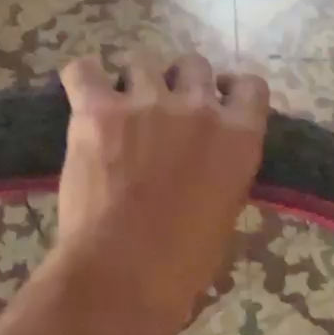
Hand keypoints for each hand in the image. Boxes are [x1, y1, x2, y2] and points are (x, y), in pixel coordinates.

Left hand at [54, 54, 268, 330]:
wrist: (123, 273)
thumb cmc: (184, 264)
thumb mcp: (225, 216)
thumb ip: (222, 175)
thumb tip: (207, 168)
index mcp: (239, 138)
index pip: (250, 86)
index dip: (230, 90)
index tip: (217, 101)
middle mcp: (198, 108)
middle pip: (194, 64)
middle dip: (180, 82)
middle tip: (164, 110)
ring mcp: (147, 103)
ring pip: (141, 62)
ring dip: (134, 82)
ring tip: (121, 109)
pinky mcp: (97, 110)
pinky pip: (84, 70)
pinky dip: (84, 78)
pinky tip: (83, 95)